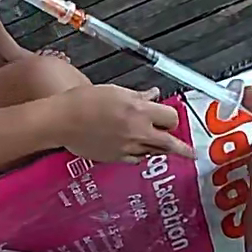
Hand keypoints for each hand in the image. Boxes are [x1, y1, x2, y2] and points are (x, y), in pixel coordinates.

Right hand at [50, 85, 195, 161]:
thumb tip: (152, 95)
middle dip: (181, 146)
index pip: (171, 117)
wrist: (61, 121)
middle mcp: (138, 131)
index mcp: (139, 110)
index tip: (173, 118)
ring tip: (164, 150)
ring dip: (160, 150)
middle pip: (170, 142)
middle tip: (190, 153)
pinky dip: (141, 155)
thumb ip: (138, 96)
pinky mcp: (116, 158)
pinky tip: (138, 150)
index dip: (172, 116)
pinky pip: (137, 159)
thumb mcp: (114, 91)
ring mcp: (128, 147)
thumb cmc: (82, 101)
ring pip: (154, 152)